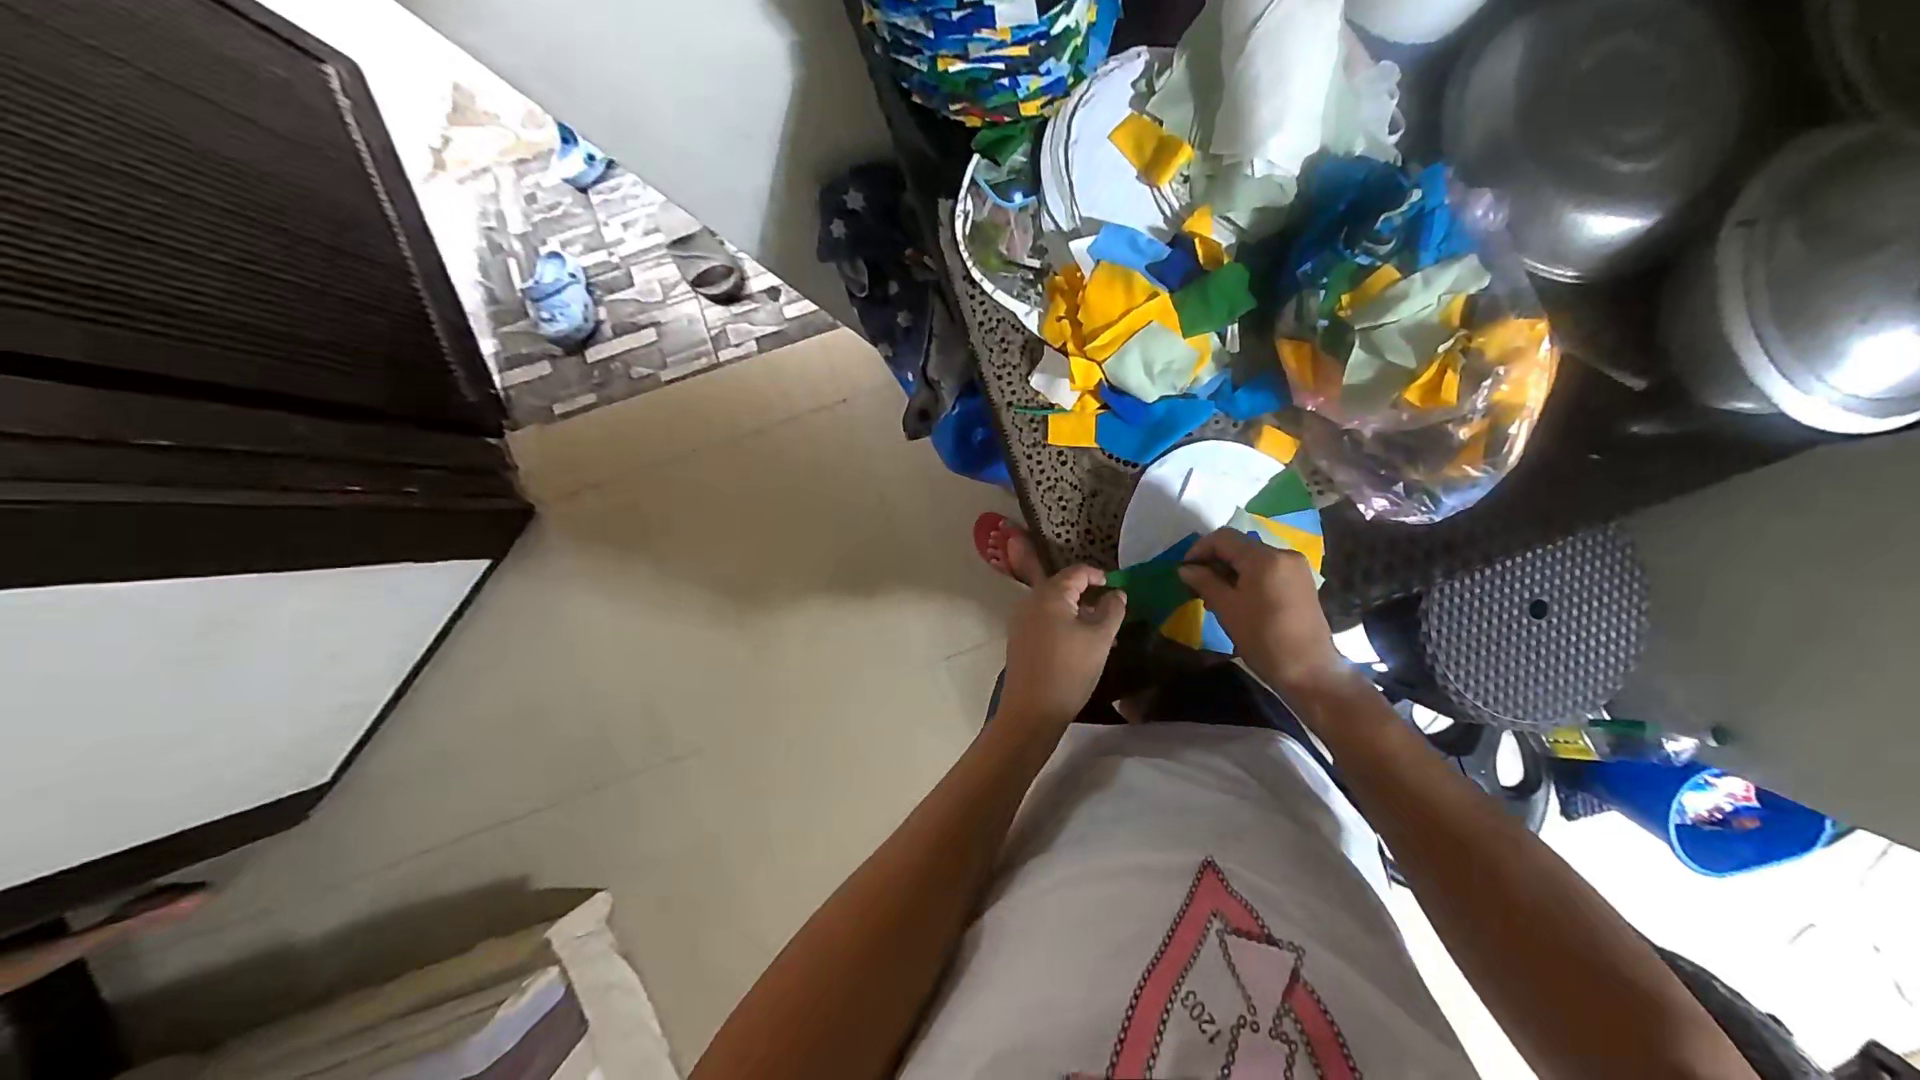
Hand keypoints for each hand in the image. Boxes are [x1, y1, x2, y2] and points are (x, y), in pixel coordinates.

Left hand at [999, 565, 1125, 726]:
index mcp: (1049, 595)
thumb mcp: (1100, 638)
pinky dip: (1064, 625)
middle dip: (1089, 596)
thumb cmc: (1070, 670)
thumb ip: (1112, 610)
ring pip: (1054, 607)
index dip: (1098, 575)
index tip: (1117, 586)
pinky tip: (1079, 646)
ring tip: (1101, 632)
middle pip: (1063, 588)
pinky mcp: (1019, 641)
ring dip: (1078, 613)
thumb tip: (1117, 593)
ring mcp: (1021, 622)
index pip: (1076, 572)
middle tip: (1111, 611)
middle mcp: (1030, 602)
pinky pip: (1044, 622)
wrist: (1032, 710)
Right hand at [1176, 528, 1344, 694]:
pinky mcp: (1302, 582)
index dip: (1199, 549)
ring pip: (1253, 559)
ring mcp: (1296, 568)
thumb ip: (1204, 582)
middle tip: (1196, 586)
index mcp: (1264, 558)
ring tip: (1215, 597)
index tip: (1185, 570)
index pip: (1223, 537)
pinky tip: (1238, 600)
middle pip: (1239, 546)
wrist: (1309, 670)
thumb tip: (1185, 568)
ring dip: (1230, 572)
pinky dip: (1248, 578)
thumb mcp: (1227, 608)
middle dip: (1214, 562)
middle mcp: (1283, 554)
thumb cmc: (1263, 638)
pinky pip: (1267, 570)